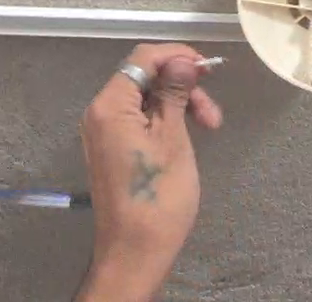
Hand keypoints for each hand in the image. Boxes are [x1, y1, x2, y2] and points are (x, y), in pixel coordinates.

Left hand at [76, 44, 223, 300]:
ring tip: (209, 127)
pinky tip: (186, 134)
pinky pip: (137, 118)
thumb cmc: (158, 198)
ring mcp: (103, 130)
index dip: (176, 55)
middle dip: (181, 85)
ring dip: (177, 104)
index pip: (142, 59)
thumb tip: (182, 60)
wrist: (134, 255)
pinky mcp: (111, 147)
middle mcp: (99, 111)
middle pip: (143, 77)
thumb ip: (174, 93)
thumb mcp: (173, 139)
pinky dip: (163, 119)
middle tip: (213, 113)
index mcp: (109, 104)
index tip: (208, 67)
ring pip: (144, 98)